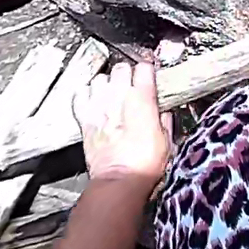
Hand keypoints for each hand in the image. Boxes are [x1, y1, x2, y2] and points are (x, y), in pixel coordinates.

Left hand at [73, 61, 169, 184]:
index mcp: (142, 98)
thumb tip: (163, 112)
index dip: (147, 71)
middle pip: (121, 67)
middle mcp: (119, 96)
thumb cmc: (144, 164)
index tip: (148, 77)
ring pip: (100, 78)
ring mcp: (99, 105)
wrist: (119, 181)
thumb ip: (164, 119)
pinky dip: (87, 95)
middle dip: (127, 74)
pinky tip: (94, 102)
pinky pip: (81, 94)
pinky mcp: (84, 117)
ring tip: (112, 95)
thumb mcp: (166, 140)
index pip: (144, 67)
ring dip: (106, 84)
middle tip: (131, 86)